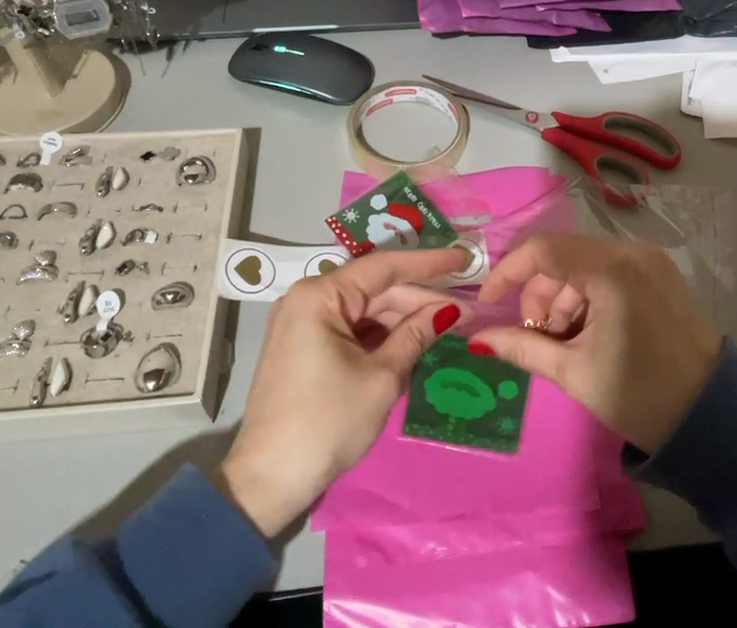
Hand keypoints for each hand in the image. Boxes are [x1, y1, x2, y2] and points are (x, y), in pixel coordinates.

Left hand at [216, 247, 466, 536]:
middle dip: (420, 299)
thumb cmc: (328, 422)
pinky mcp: (305, 348)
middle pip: (375, 289)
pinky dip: (383, 336)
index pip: (384, 267)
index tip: (464, 257)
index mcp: (319, 296)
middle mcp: (307, 299)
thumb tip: (450, 310)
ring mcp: (303, 324)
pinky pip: (352, 329)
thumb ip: (417, 335)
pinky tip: (416, 342)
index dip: (429, 263)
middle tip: (467, 309)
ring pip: (365, 310)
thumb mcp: (382, 377)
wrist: (270, 479)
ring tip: (449, 326)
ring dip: (404, 319)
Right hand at [469, 234, 721, 453]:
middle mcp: (631, 251)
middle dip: (539, 294)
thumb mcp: (574, 372)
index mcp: (611, 269)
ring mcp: (650, 260)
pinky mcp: (660, 273)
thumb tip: (476, 339)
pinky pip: (608, 272)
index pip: (542, 250)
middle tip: (535, 338)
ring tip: (564, 345)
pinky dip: (588, 297)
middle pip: (563, 256)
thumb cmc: (640, 394)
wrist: (713, 417)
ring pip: (584, 265)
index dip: (507, 274)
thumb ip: (522, 346)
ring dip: (563, 299)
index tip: (488, 306)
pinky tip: (588, 334)